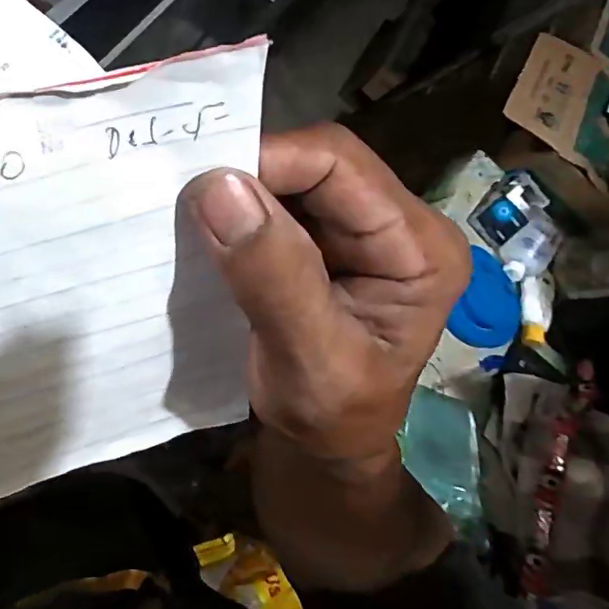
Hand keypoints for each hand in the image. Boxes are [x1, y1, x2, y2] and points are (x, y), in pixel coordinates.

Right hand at [185, 123, 469, 586]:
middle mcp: (396, 224)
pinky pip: (276, 199)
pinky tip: (209, 226)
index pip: (340, 166)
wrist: (327, 447)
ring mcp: (359, 228)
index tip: (202, 186)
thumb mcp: (308, 361)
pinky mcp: (324, 237)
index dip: (270, 161)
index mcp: (419, 249)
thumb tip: (219, 187)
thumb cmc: (331, 419)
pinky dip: (238, 207)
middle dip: (251, 173)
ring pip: (291, 175)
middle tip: (189, 198)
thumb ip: (273, 277)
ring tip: (192, 212)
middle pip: (317, 161)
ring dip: (239, 188)